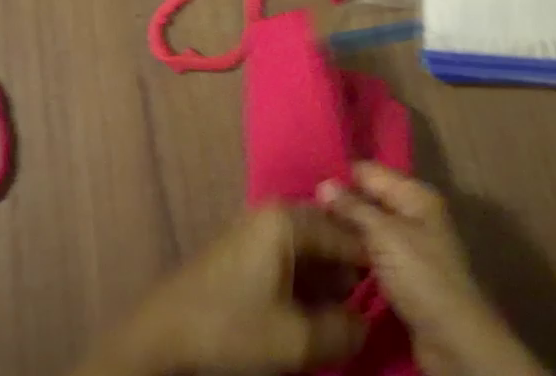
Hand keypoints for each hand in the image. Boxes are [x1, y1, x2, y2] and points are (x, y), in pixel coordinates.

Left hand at [72, 205, 367, 374]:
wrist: (160, 341)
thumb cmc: (231, 330)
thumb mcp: (297, 341)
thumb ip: (344, 331)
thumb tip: (365, 324)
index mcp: (287, 220)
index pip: (350, 235)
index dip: (375, 266)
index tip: (395, 294)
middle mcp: (272, 215)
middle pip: (329, 239)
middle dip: (349, 277)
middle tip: (364, 313)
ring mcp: (254, 232)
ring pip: (308, 253)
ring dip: (327, 286)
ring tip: (339, 322)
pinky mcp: (242, 255)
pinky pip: (287, 263)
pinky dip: (304, 288)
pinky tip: (309, 318)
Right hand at [318, 163, 547, 375]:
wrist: (452, 338)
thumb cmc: (420, 276)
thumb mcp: (385, 235)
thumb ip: (354, 208)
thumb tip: (323, 184)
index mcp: (415, 194)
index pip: (370, 172)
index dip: (341, 177)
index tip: (306, 187)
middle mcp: (414, 213)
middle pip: (369, 199)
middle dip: (340, 206)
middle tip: (303, 214)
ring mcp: (409, 244)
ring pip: (369, 228)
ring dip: (346, 232)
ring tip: (312, 235)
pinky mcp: (403, 272)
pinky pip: (373, 253)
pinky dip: (355, 254)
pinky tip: (332, 258)